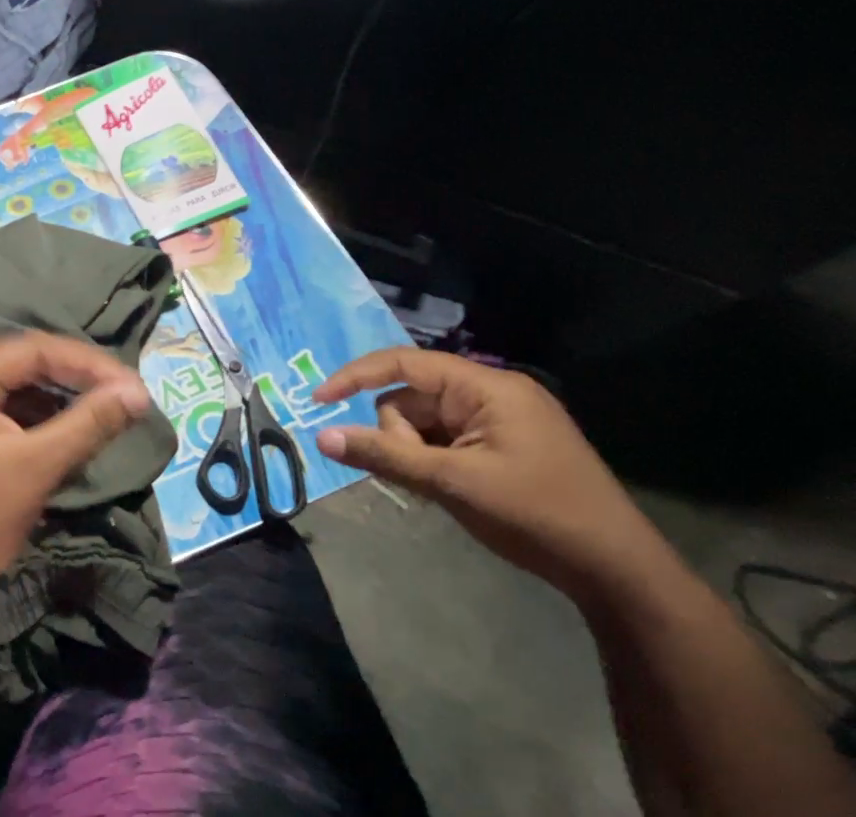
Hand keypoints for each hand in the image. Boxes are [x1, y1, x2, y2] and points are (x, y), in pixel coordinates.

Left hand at [0, 333, 153, 599]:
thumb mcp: (39, 465)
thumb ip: (90, 422)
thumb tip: (139, 392)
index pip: (32, 349)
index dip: (88, 363)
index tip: (134, 384)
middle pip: (25, 361)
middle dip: (78, 377)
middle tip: (127, 393)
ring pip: (19, 382)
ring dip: (64, 395)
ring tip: (111, 406)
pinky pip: (8, 403)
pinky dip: (43, 412)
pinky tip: (78, 423)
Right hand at [314, 347, 667, 603]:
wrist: (614, 568)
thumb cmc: (535, 514)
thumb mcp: (451, 483)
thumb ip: (384, 456)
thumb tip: (322, 436)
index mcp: (488, 388)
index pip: (404, 363)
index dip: (355, 376)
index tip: (317, 401)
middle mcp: (493, 394)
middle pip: (411, 397)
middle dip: (398, 434)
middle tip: (418, 475)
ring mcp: (501, 421)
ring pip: (424, 422)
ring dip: (414, 452)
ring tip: (436, 489)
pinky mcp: (503, 446)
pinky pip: (445, 440)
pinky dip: (431, 461)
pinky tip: (443, 489)